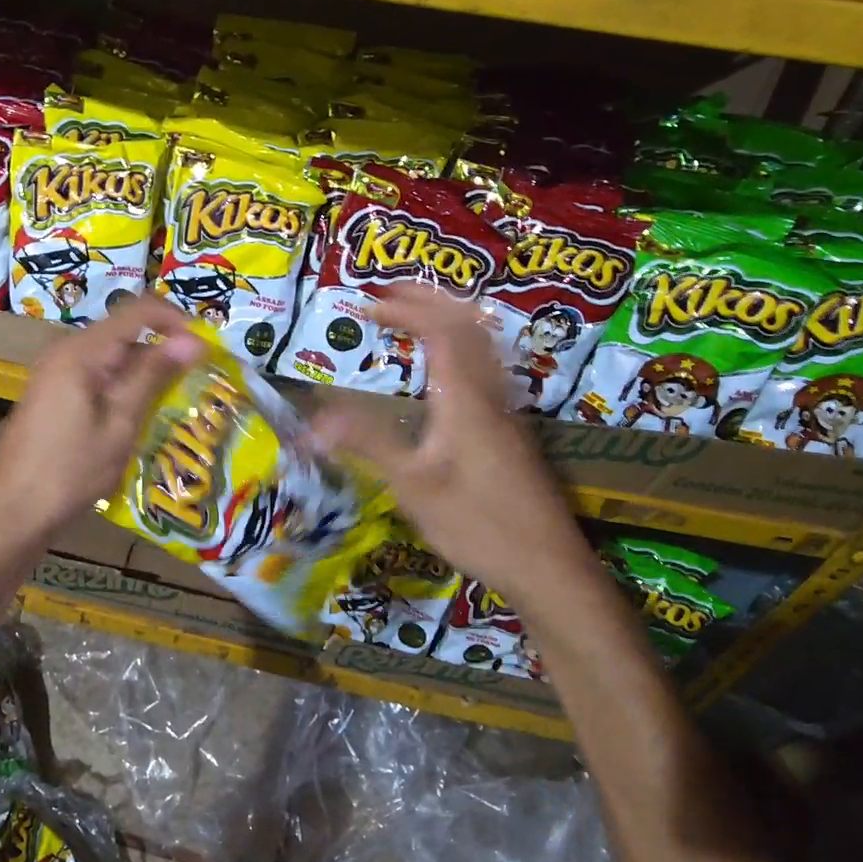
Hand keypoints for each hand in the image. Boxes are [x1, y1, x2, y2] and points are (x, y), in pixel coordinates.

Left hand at [0, 293, 203, 554]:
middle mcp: (65, 351)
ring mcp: (55, 372)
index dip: (176, 320)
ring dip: (143, 373)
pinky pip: (96, 375)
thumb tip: (193, 339)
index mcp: (81, 351)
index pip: (138, 311)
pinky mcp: (52, 394)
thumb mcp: (121, 423)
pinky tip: (137, 419)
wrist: (13, 512)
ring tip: (173, 404)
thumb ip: (154, 375)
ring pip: (111, 357)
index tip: (205, 348)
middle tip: (194, 382)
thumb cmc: (70, 470)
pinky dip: (121, 388)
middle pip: (124, 332)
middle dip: (162, 350)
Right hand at [311, 283, 591, 605]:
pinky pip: (488, 367)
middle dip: (428, 300)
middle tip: (390, 292)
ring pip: (485, 345)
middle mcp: (490, 395)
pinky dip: (462, 347)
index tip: (365, 306)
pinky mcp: (512, 434)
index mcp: (465, 399)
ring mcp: (506, 413)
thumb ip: (368, 445)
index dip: (403, 309)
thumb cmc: (479, 525)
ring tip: (417, 316)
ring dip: (450, 319)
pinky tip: (448, 373)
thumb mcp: (414, 486)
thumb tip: (313, 420)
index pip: (439, 330)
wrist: (549, 569)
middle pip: (468, 325)